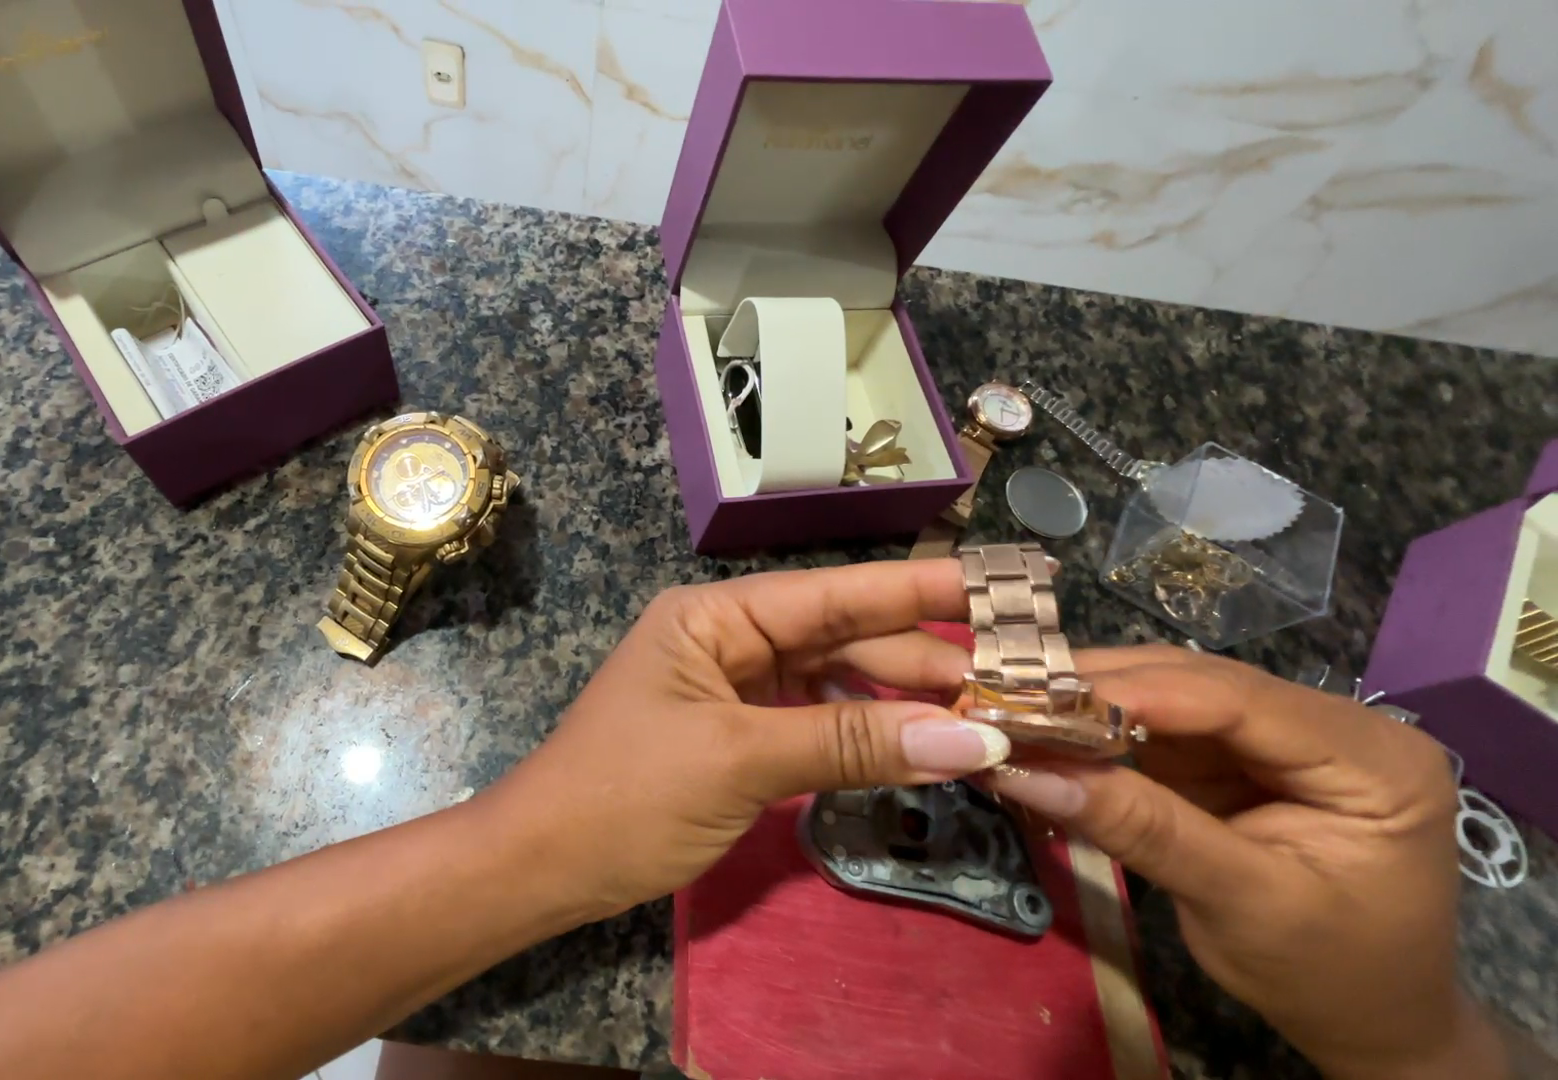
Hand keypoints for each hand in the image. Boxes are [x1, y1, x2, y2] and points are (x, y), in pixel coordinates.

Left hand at [483, 560, 1010, 918]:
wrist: (547, 863)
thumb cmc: (626, 795)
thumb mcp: (739, 761)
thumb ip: (850, 743)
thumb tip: (969, 739)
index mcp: (714, 616)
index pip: (831, 594)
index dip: (915, 589)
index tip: (994, 582)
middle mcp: (727, 638)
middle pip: (840, 638)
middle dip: (920, 656)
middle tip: (1015, 677)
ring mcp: (734, 687)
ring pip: (833, 682)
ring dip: (900, 699)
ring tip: (986, 715)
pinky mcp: (737, 734)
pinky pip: (814, 721)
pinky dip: (863, 734)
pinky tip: (918, 742)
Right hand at [986, 646, 1505, 1079]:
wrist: (1359, 1018)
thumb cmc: (1328, 972)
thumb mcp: (1240, 904)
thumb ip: (1141, 828)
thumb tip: (1024, 772)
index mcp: (1371, 758)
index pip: (1237, 700)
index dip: (1133, 691)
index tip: (1035, 698)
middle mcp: (1322, 725)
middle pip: (1191, 682)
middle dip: (1093, 689)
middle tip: (1000, 698)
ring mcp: (1267, 734)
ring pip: (1159, 690)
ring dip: (1081, 701)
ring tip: (1007, 710)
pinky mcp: (1223, 751)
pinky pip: (1145, 720)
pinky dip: (1089, 726)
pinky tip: (1042, 730)